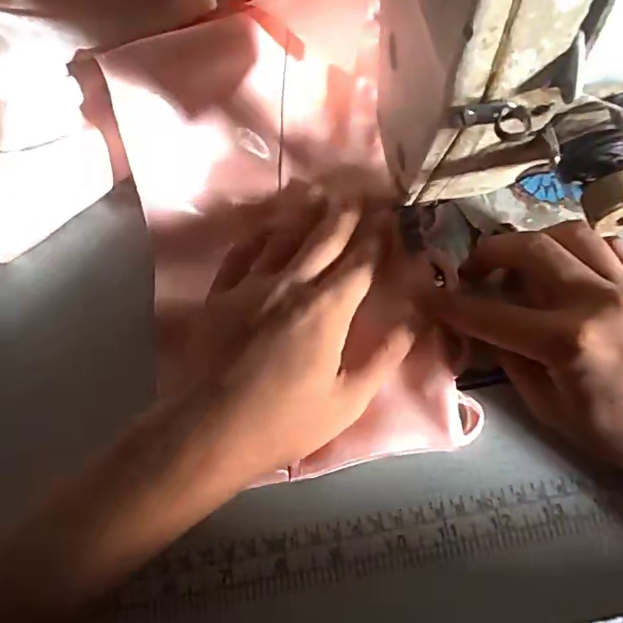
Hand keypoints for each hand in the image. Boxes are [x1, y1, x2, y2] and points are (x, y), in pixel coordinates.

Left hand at [167, 187, 415, 490]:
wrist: (208, 432)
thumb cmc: (286, 421)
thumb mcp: (348, 400)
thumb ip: (384, 356)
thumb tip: (414, 319)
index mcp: (328, 309)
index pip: (360, 262)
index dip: (379, 236)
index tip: (391, 214)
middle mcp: (291, 285)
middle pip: (324, 237)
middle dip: (347, 213)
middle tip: (360, 191)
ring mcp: (251, 286)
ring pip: (284, 237)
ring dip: (306, 213)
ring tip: (320, 192)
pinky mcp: (220, 295)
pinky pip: (243, 253)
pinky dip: (260, 236)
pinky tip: (268, 228)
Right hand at [427, 221, 622, 495]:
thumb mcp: (555, 414)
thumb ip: (514, 365)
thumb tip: (483, 332)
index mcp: (569, 343)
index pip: (494, 314)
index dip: (454, 304)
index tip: (429, 295)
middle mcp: (595, 301)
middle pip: (530, 250)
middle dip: (489, 253)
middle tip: (473, 271)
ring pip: (570, 233)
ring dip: (534, 240)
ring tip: (519, 262)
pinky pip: (607, 242)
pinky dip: (576, 244)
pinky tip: (565, 263)